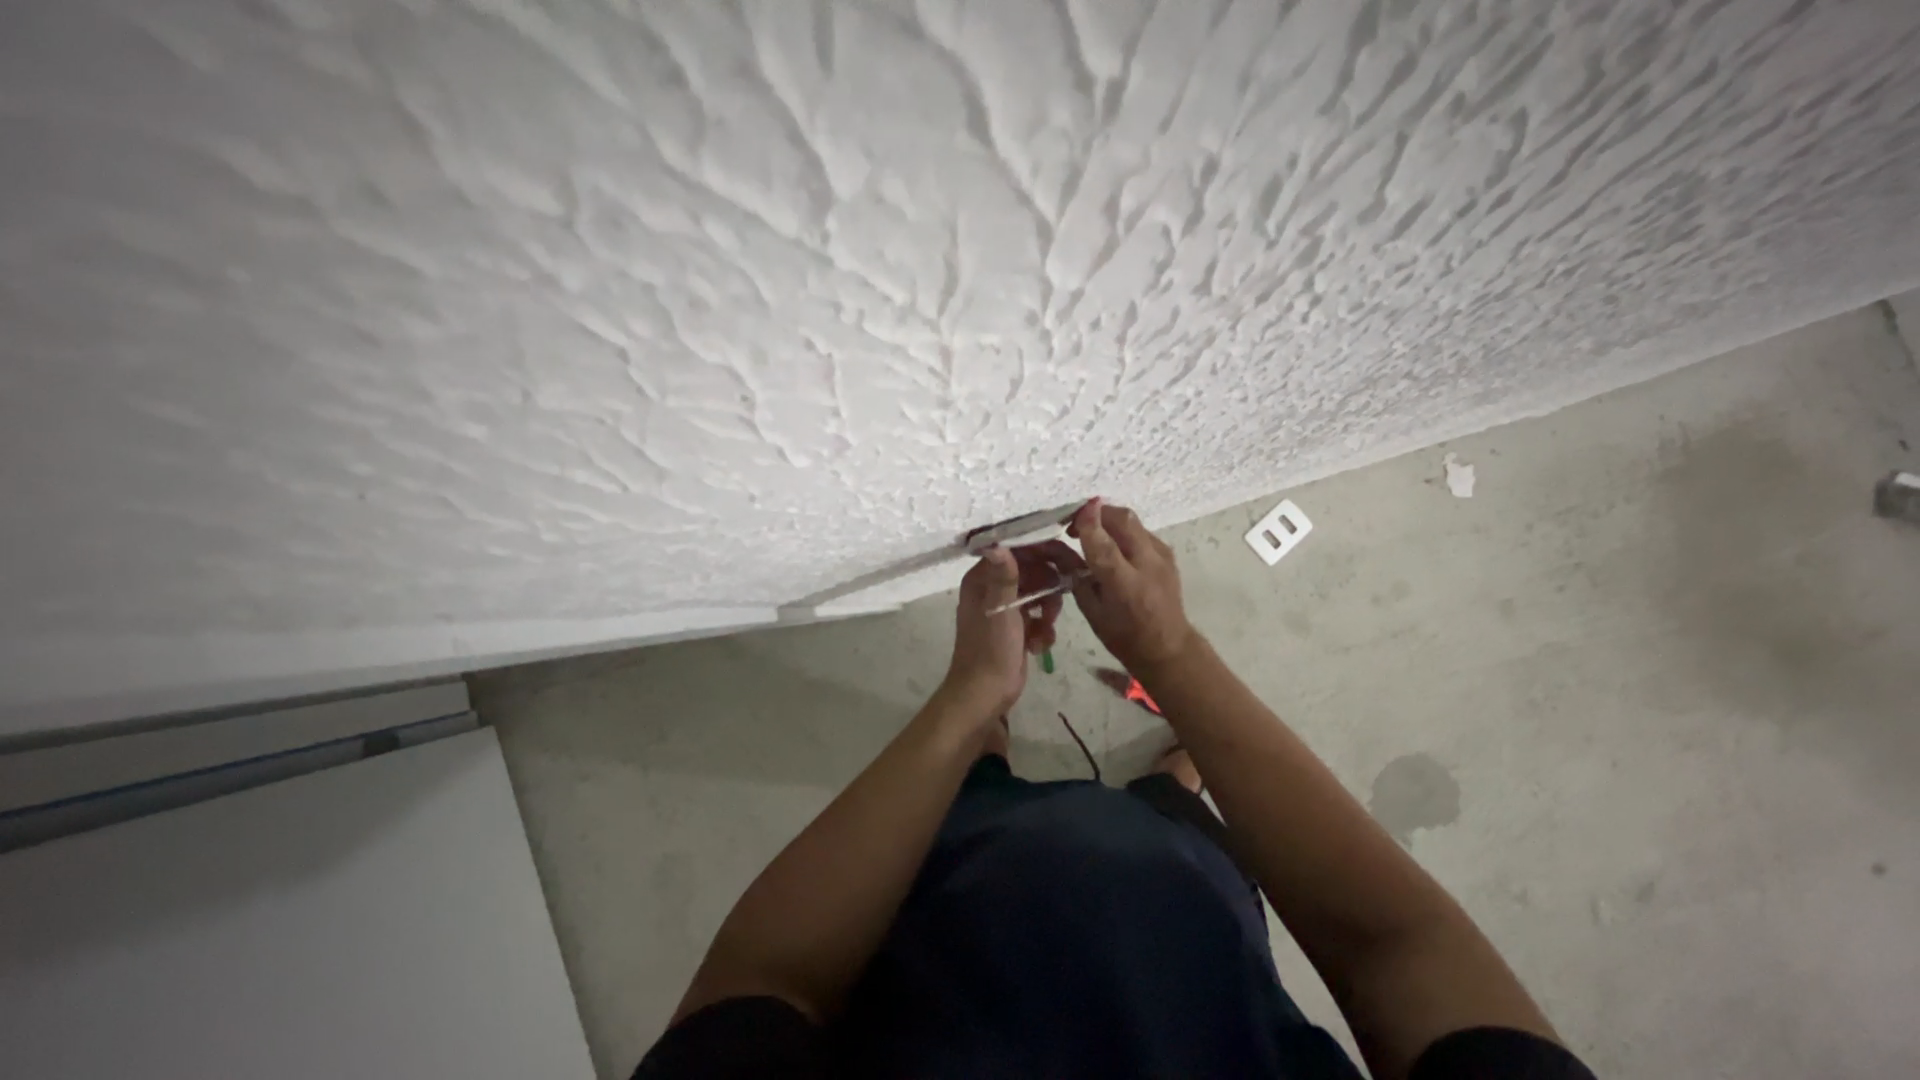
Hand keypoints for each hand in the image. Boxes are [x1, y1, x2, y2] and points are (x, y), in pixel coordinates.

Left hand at [940, 546, 1067, 715]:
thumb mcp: (1000, 610)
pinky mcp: (1016, 627)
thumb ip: (1003, 576)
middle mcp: (992, 588)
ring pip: (1038, 593)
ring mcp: (1005, 608)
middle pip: (1031, 570)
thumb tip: (995, 541)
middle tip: (1065, 593)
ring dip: (1048, 608)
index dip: (1041, 550)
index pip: (1015, 550)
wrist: (986, 694)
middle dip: (1049, 584)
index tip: (1066, 555)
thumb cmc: (990, 650)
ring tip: (1046, 625)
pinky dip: (1043, 628)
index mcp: (982, 579)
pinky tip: (1039, 644)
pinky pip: (1038, 616)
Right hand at [1068, 498, 1197, 670]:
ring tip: (1093, 531)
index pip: (1104, 546)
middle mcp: (1146, 565)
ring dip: (1109, 520)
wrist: (1168, 646)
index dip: (1089, 524)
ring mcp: (1161, 556)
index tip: (1073, 513)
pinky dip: (1123, 530)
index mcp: (1124, 586)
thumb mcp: (1092, 612)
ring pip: (1133, 521)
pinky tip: (1114, 544)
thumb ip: (1077, 578)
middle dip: (1097, 513)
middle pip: (1123, 521)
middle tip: (1076, 524)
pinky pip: (1141, 531)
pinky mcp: (1168, 553)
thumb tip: (1062, 551)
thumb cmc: (1123, 636)